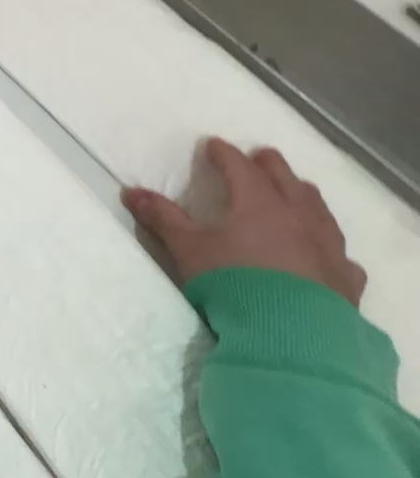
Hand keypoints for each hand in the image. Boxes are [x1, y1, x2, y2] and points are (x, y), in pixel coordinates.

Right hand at [123, 138, 367, 305]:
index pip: (241, 169)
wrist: (293, 333)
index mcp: (259, 205)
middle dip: (272, 166)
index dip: (225, 154)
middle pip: (287, 182)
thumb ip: (162, 217)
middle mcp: (298, 219)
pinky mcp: (345, 279)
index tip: (213, 144)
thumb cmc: (233, 281)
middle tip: (262, 154)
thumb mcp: (187, 247)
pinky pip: (341, 253)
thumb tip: (132, 192)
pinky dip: (329, 243)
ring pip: (319, 211)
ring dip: (305, 196)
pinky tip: (327, 248)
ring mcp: (327, 249)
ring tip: (299, 189)